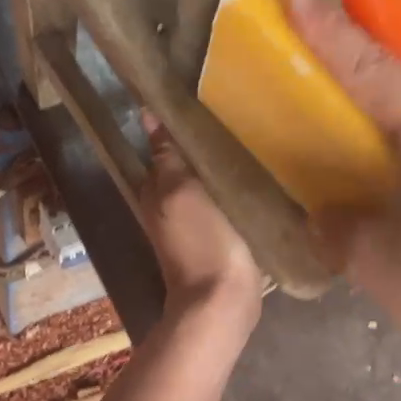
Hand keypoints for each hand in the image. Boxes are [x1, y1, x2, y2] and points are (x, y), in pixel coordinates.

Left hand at [138, 112, 263, 329]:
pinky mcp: (220, 242)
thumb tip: (147, 117)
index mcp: (157, 193)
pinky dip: (232, 191)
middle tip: (231, 115)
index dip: (173, 126)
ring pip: (204, 186)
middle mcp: (169, 208)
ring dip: (219, 168)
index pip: (162, 149)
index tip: (197, 98)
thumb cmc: (202, 243)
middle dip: (199, 145)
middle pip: (183, 167)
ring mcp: (195, 227)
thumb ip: (168, 158)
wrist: (221, 303)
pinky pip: (223, 207)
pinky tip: (253, 180)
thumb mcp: (181, 193)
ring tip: (246, 140)